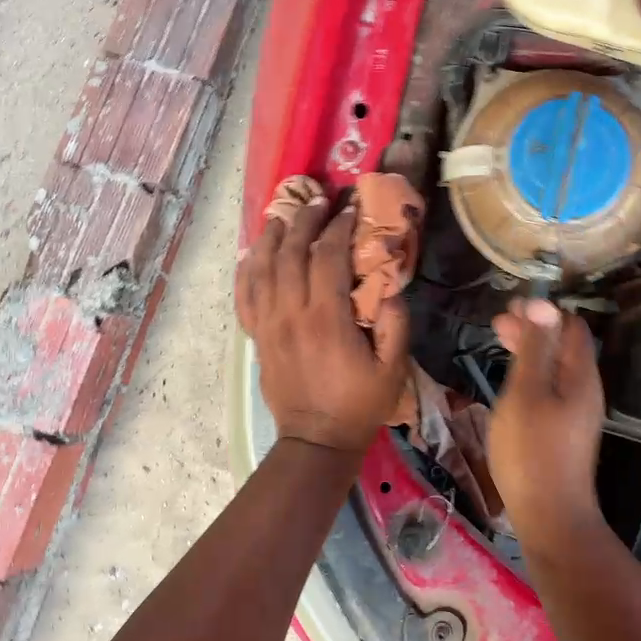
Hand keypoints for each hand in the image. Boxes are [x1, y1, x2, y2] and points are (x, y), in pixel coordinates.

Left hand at [236, 194, 408, 453]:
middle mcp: (291, 314)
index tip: (350, 208)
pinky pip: (244, 294)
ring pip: (261, 268)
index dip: (338, 227)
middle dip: (305, 220)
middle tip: (319, 200)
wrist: (316, 441)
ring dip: (272, 236)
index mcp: (326, 318)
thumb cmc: (359, 403)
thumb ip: (396, 324)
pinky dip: (246, 268)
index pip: (327, 257)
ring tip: (285, 214)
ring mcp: (268, 324)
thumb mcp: (393, 368)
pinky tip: (253, 251)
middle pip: (291, 253)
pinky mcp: (257, 335)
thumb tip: (390, 287)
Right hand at [488, 299, 606, 548]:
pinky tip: (511, 384)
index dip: (543, 312)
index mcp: (580, 375)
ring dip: (530, 352)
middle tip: (497, 324)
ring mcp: (577, 413)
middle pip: (563, 346)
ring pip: (555, 369)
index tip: (510, 309)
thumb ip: (535, 348)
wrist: (550, 519)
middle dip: (533, 330)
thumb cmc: (532, 452)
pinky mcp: (565, 433)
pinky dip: (531, 376)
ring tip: (500, 345)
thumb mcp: (526, 393)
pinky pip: (550, 390)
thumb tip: (543, 304)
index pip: (571, 326)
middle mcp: (585, 390)